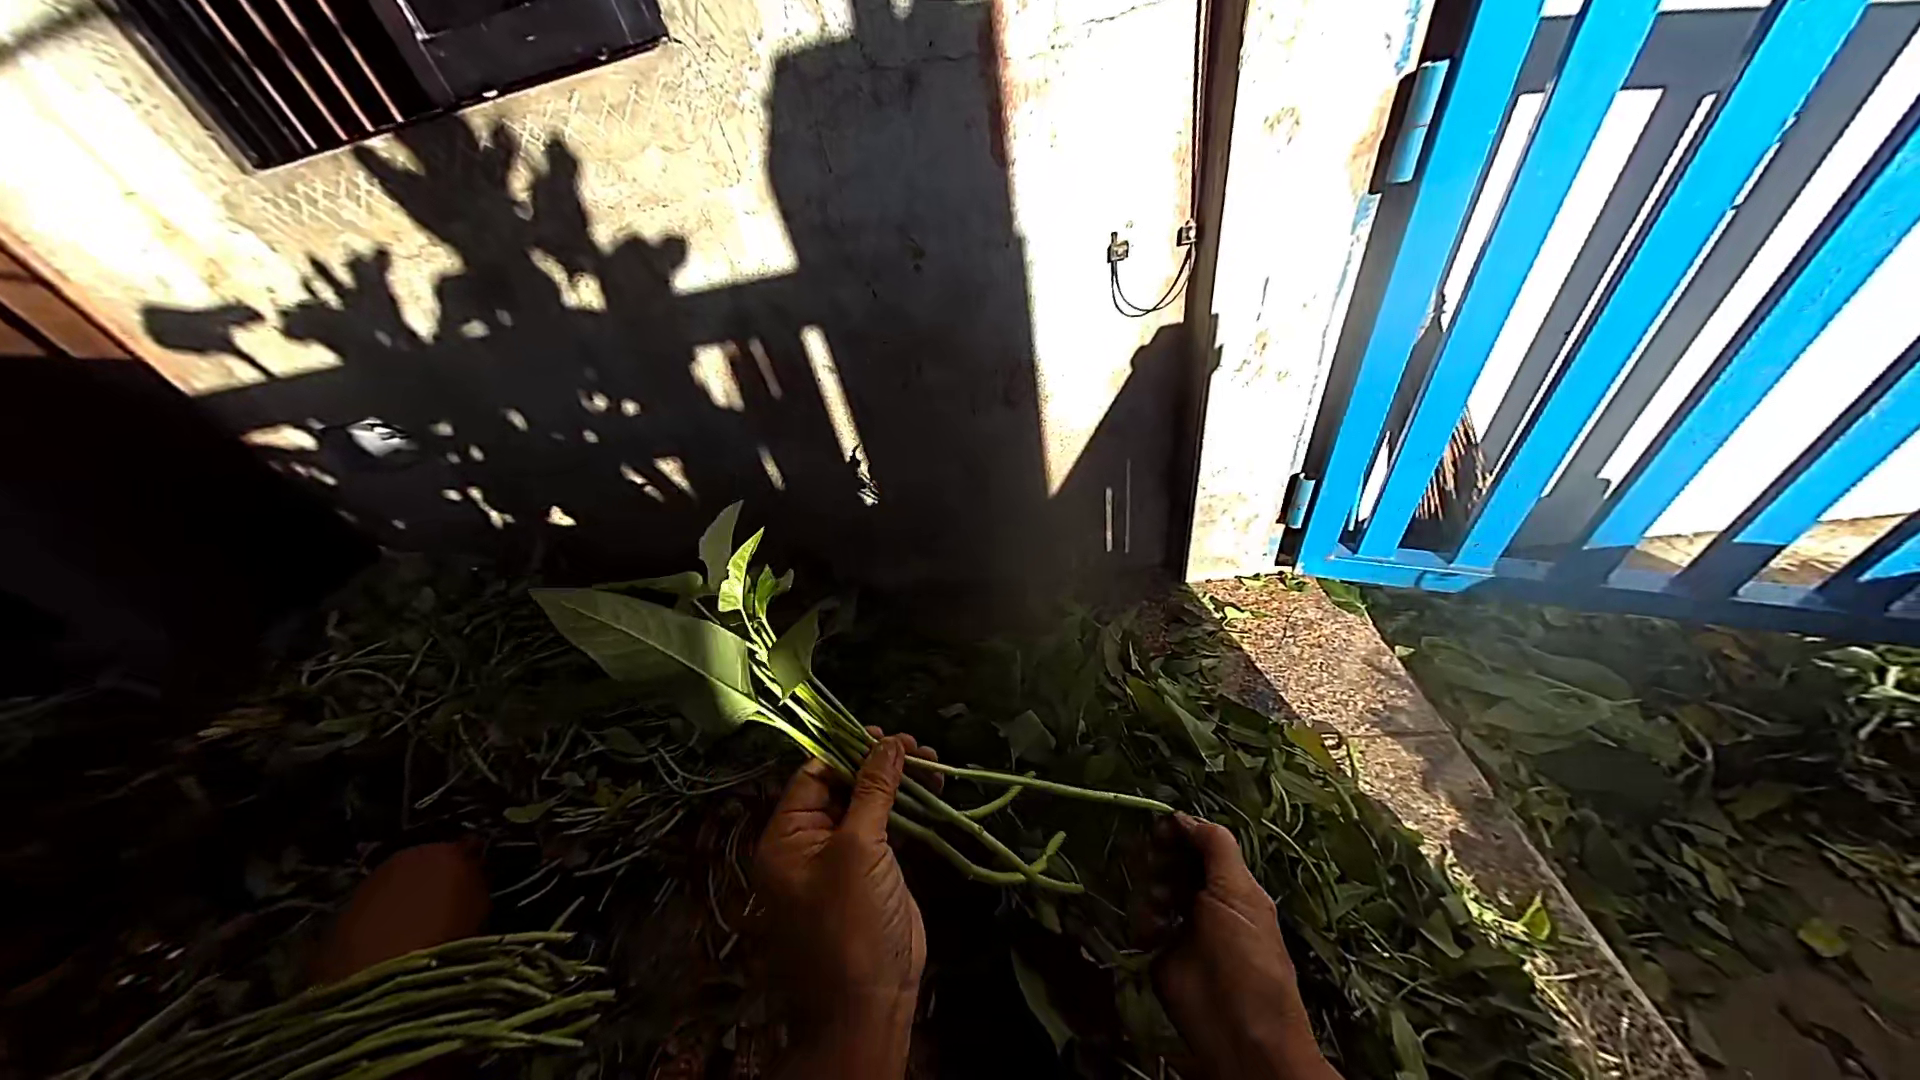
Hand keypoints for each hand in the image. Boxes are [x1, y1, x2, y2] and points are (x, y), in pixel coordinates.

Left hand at [753, 736, 930, 1078]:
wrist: (870, 1002)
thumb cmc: (850, 922)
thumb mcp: (857, 849)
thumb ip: (873, 790)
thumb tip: (888, 741)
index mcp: (787, 836)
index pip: (815, 775)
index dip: (849, 750)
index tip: (885, 735)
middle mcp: (810, 841)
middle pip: (845, 785)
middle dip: (881, 764)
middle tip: (918, 747)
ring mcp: (843, 856)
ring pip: (870, 803)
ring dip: (900, 782)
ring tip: (934, 764)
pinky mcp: (872, 869)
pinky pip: (887, 826)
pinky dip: (908, 807)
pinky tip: (932, 790)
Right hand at [1152, 815, 1339, 1079]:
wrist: (1241, 1034)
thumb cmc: (1248, 958)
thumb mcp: (1241, 894)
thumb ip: (1215, 847)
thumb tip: (1183, 814)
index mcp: (1228, 883)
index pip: (1195, 842)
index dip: (1176, 831)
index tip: (1159, 829)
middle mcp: (1201, 898)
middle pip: (1167, 860)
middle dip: (1159, 859)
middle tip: (1158, 868)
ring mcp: (1177, 923)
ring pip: (1149, 885)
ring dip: (1150, 891)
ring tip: (1161, 909)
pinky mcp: (1157, 948)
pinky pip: (1138, 917)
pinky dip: (1142, 919)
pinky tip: (1153, 932)